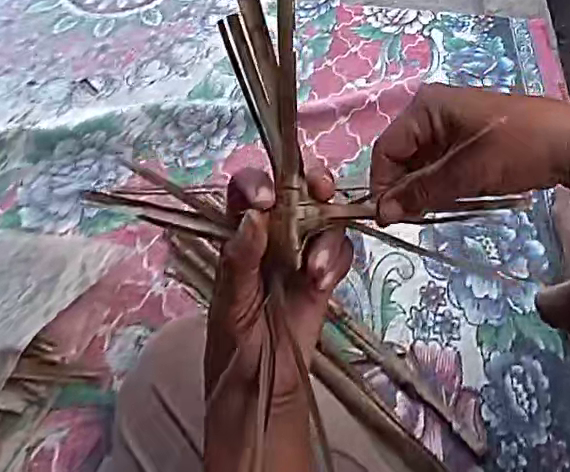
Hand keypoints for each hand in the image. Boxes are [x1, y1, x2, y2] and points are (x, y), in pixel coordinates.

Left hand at [204, 166, 351, 470]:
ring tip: (315, 270)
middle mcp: (275, 229)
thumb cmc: (233, 342)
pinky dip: (336, 259)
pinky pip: (341, 248)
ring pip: (325, 214)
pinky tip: (322, 282)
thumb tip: (255, 215)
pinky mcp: (325, 268)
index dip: (258, 182)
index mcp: (241, 229)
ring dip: (326, 233)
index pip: (248, 189)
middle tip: (320, 190)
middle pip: (298, 188)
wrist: (260, 387)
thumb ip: (240, 258)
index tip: (265, 199)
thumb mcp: (229, 301)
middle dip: (314, 182)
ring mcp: (303, 247)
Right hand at [371, 83, 569, 223]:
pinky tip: (456, 199)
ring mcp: (451, 122)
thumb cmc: (516, 148)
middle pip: (403, 155)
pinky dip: (443, 183)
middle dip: (406, 188)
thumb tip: (380, 212)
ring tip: (441, 209)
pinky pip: (442, 163)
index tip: (387, 220)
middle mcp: (433, 110)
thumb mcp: (465, 173)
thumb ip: (421, 192)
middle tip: (417, 219)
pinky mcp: (468, 136)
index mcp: (426, 106)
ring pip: (422, 162)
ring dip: (426, 189)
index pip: (386, 148)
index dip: (383, 184)